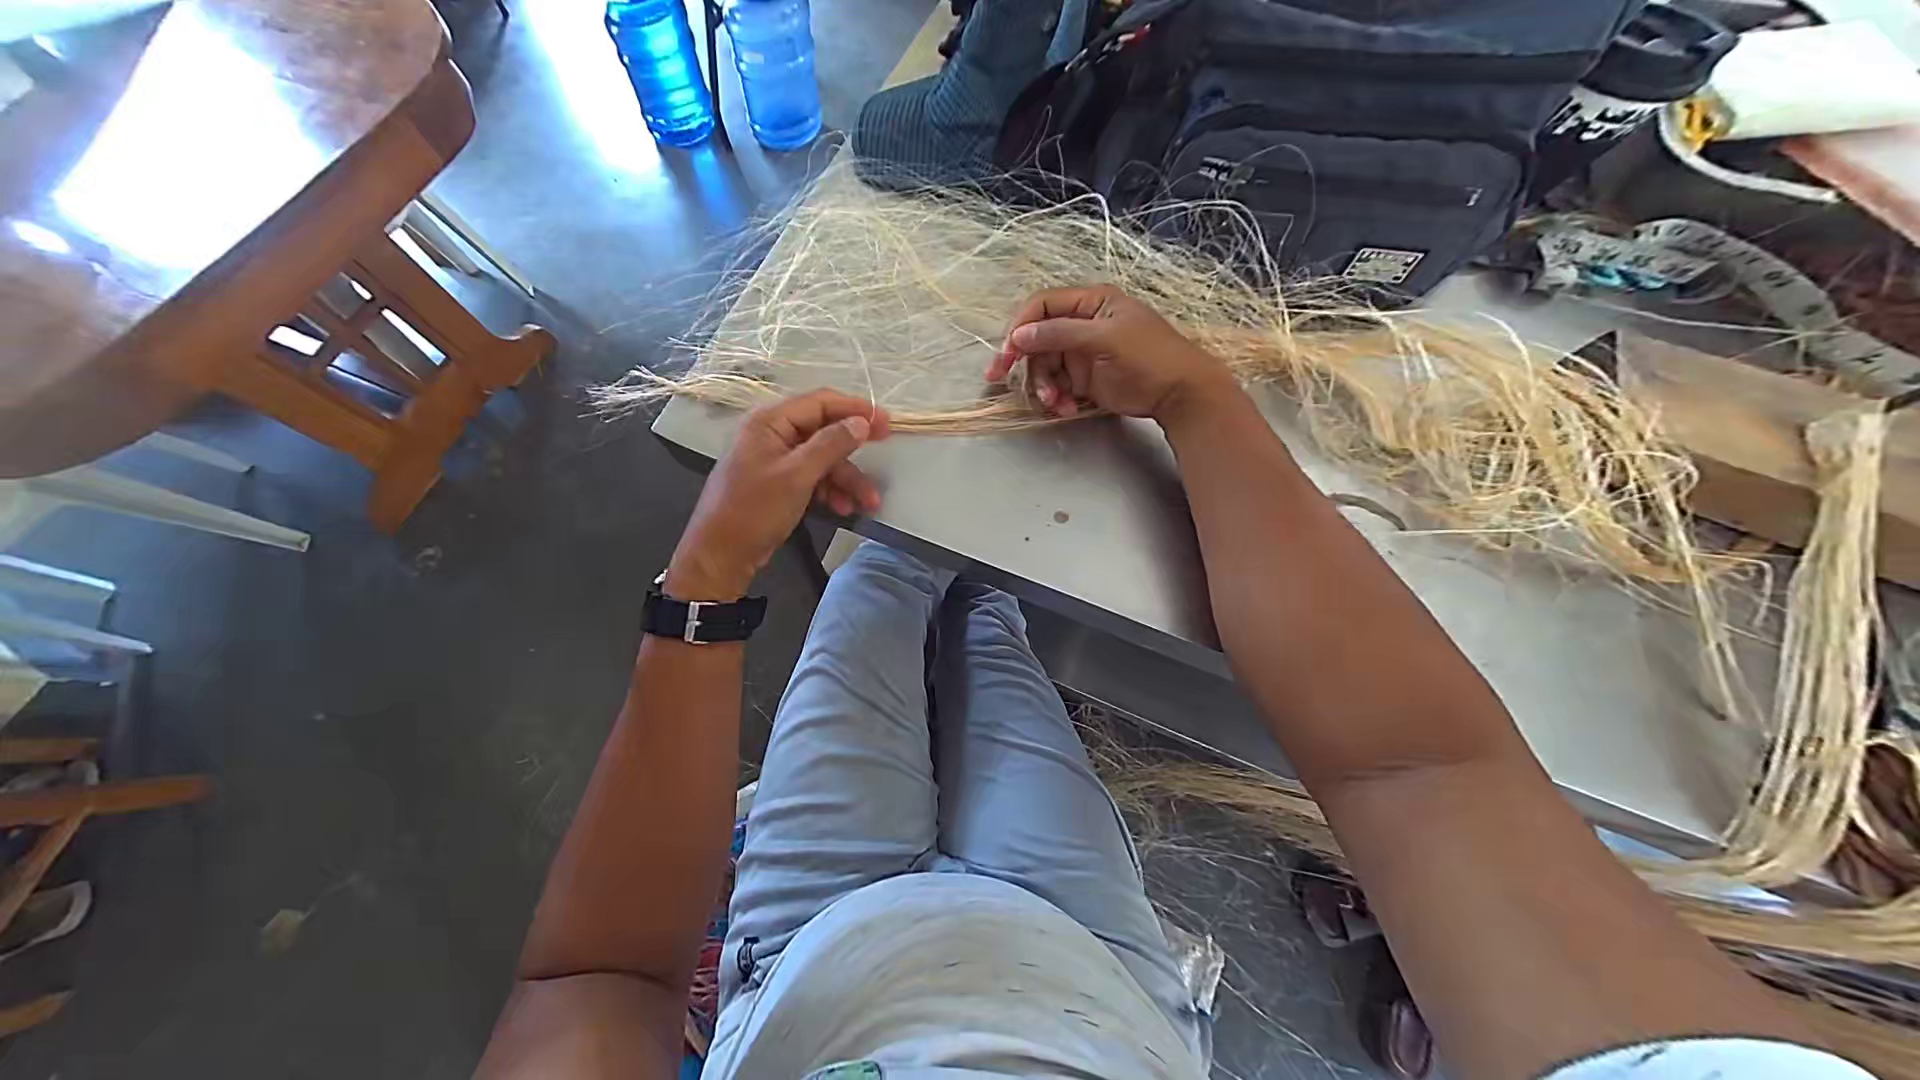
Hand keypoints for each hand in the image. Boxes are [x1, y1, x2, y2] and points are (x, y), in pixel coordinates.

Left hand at [667, 390, 890, 599]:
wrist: (720, 555)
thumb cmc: (753, 510)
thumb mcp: (797, 476)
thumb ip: (831, 445)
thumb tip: (861, 422)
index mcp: (770, 422)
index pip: (820, 402)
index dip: (856, 409)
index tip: (886, 422)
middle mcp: (773, 434)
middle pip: (825, 432)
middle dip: (853, 453)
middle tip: (884, 453)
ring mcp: (776, 460)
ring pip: (823, 460)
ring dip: (846, 479)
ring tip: (867, 502)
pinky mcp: (780, 483)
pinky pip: (813, 478)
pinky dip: (830, 491)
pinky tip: (843, 508)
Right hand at [988, 285, 1238, 423]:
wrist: (1181, 394)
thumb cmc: (1149, 357)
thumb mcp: (1105, 339)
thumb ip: (1061, 333)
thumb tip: (1019, 334)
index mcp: (1090, 303)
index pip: (1042, 306)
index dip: (1020, 326)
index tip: (1006, 352)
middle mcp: (1082, 325)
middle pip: (1037, 339)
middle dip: (1024, 362)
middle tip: (999, 379)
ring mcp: (1082, 353)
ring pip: (1044, 366)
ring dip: (1043, 386)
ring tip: (1055, 404)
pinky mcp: (1085, 380)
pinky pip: (1057, 386)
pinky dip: (1057, 399)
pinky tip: (1068, 409)